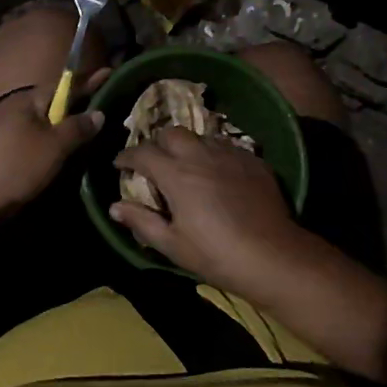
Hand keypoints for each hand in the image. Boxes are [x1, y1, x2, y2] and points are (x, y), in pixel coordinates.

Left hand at [0, 70, 108, 217]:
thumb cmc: (15, 166)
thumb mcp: (55, 146)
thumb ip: (78, 127)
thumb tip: (98, 113)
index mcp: (27, 100)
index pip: (65, 85)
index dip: (89, 81)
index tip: (109, 71)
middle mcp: (14, 109)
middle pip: (53, 102)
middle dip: (77, 102)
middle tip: (102, 103)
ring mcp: (4, 130)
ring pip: (43, 122)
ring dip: (64, 124)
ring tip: (87, 128)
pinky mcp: (0, 151)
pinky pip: (34, 137)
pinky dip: (51, 140)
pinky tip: (61, 149)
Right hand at [110, 127, 313, 296]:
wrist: (271, 254)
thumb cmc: (215, 254)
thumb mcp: (172, 245)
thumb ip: (142, 221)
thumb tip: (115, 207)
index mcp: (176, 174)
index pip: (143, 152)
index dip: (127, 156)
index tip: (120, 164)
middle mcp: (201, 155)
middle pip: (172, 132)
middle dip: (158, 143)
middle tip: (155, 162)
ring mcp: (230, 154)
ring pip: (202, 136)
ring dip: (188, 146)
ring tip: (187, 165)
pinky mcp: (253, 160)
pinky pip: (227, 146)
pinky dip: (214, 154)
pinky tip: (217, 172)